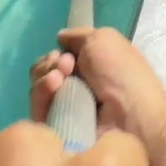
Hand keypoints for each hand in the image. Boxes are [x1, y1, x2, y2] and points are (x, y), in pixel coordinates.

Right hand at [30, 28, 165, 165]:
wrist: (129, 118)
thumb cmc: (121, 74)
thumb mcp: (104, 40)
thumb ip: (78, 36)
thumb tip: (60, 39)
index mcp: (93, 67)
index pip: (60, 57)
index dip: (59, 51)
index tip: (67, 52)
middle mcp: (78, 87)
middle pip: (45, 70)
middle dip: (50, 63)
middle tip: (66, 67)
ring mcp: (66, 109)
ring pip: (38, 88)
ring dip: (44, 76)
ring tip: (58, 79)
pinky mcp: (55, 129)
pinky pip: (37, 108)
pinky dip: (41, 93)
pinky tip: (52, 87)